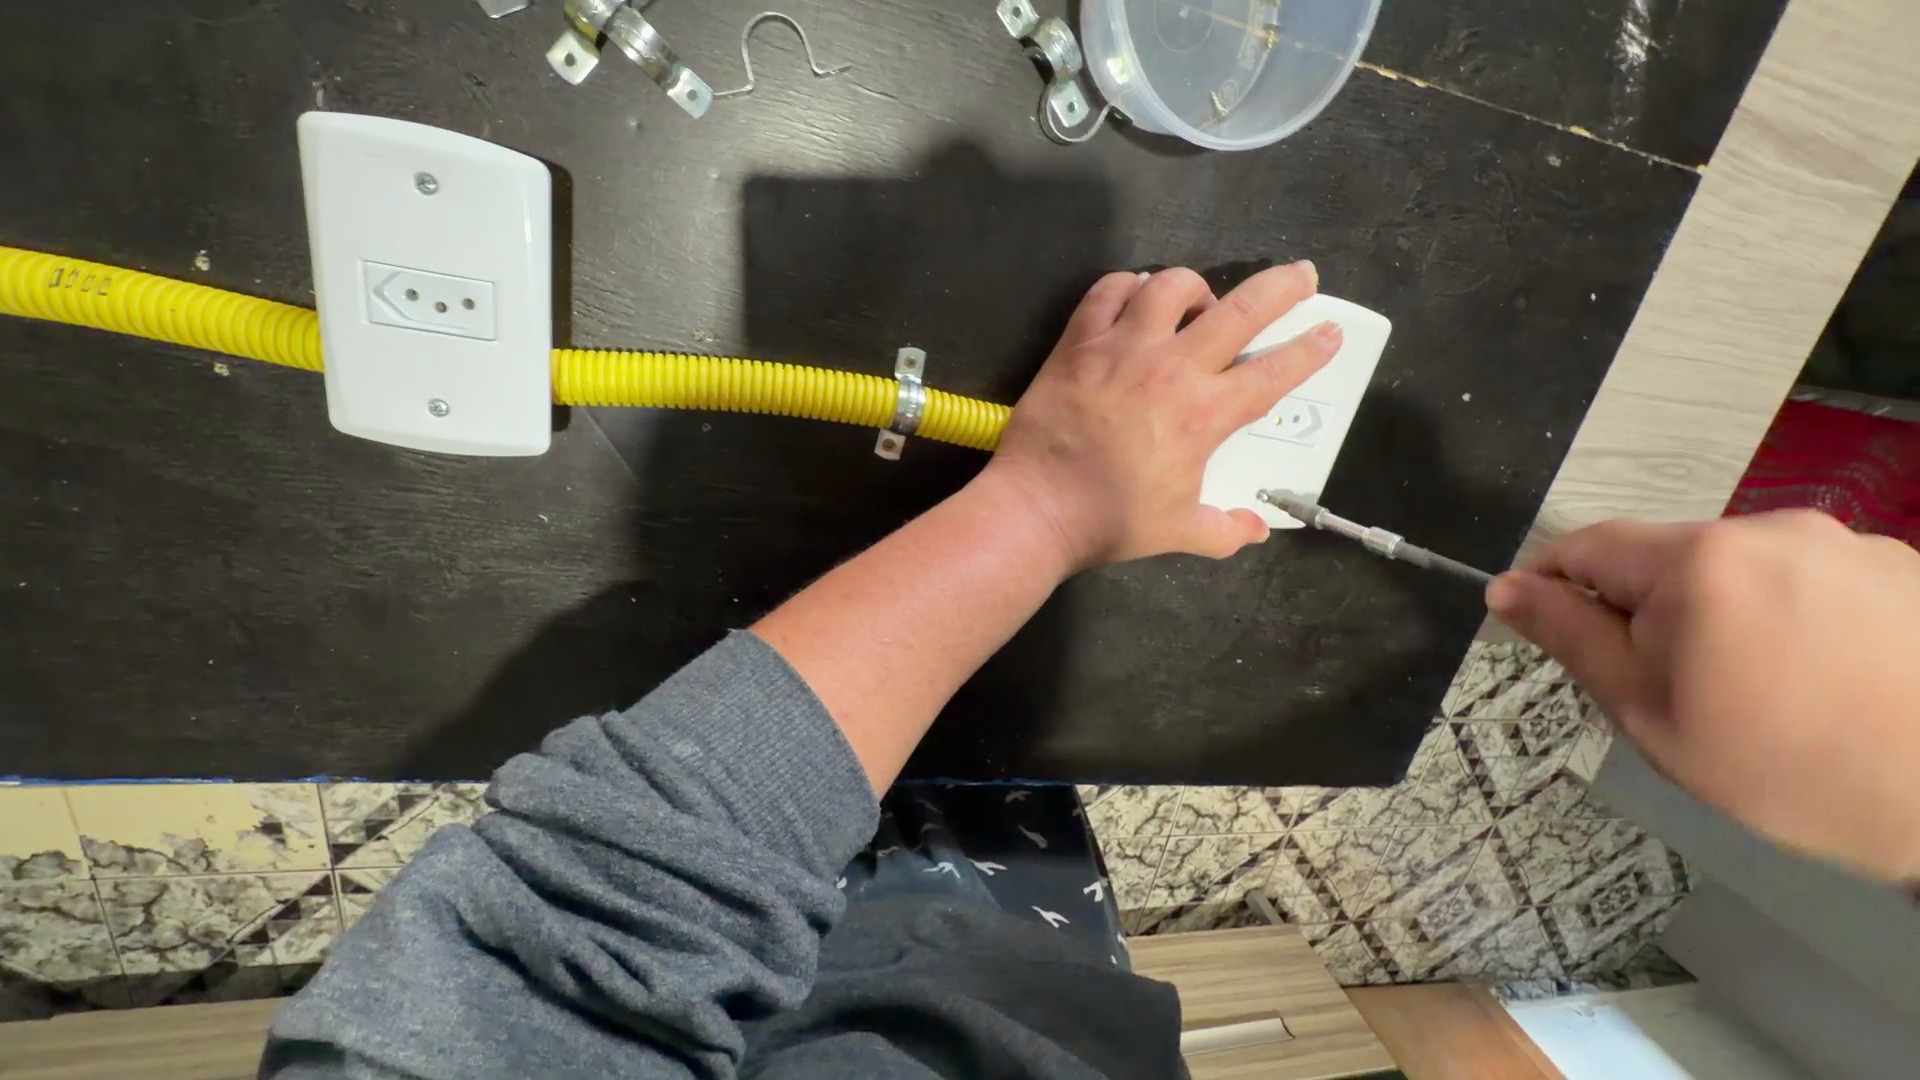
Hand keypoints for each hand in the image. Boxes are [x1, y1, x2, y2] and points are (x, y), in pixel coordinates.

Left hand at [984, 262, 1340, 569]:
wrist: (1038, 508)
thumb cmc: (1110, 520)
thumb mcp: (1179, 533)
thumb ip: (1225, 530)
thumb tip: (1256, 531)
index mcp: (1205, 414)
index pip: (1273, 373)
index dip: (1309, 350)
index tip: (1328, 332)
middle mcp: (1171, 368)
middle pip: (1240, 311)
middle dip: (1280, 288)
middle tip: (1300, 276)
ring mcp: (1122, 348)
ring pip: (1169, 286)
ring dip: (1194, 286)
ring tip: (1197, 302)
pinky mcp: (1078, 343)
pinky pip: (1106, 293)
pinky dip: (1126, 287)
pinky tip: (1134, 298)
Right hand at [1487, 511, 1919, 880]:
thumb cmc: (1780, 763)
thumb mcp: (1644, 707)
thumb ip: (1569, 636)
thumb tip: (1503, 589)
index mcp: (1698, 561)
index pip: (1583, 546)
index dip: (1549, 584)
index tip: (1550, 633)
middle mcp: (1773, 529)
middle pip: (1660, 556)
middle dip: (1640, 605)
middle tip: (1662, 680)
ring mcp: (1851, 545)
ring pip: (1733, 566)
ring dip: (1714, 607)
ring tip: (1752, 681)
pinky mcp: (1906, 569)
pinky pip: (1803, 577)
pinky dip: (1784, 612)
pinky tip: (1817, 672)